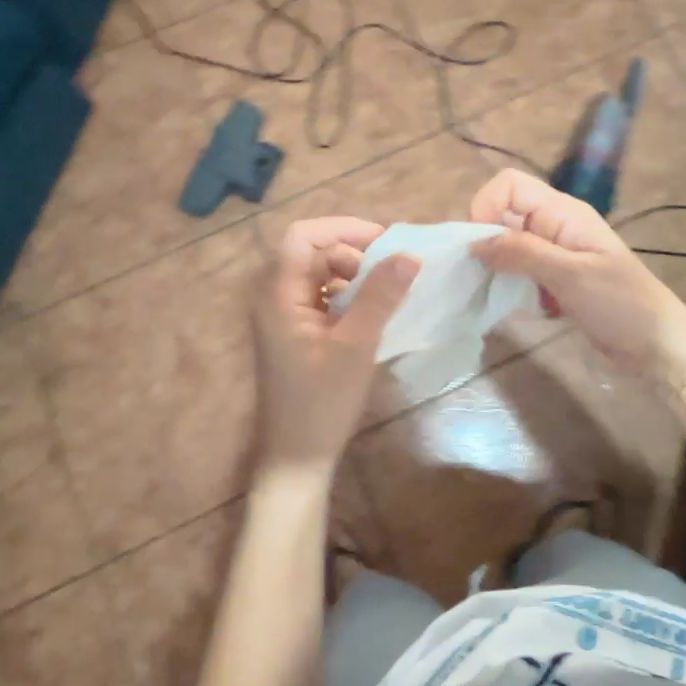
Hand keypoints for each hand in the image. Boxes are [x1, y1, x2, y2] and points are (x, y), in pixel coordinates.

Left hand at [252, 217, 420, 476]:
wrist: (296, 457)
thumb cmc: (321, 402)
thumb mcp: (356, 346)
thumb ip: (380, 297)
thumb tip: (410, 254)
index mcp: (278, 295)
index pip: (303, 235)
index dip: (343, 229)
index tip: (384, 242)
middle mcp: (274, 297)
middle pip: (312, 251)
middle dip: (353, 253)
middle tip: (392, 271)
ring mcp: (283, 316)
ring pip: (319, 273)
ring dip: (353, 274)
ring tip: (386, 293)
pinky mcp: (295, 332)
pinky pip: (321, 296)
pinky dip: (348, 295)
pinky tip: (372, 313)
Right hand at [469, 169, 685, 373]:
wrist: (659, 347)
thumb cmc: (621, 304)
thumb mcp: (570, 276)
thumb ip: (522, 253)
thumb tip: (474, 242)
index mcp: (563, 212)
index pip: (509, 185)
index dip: (486, 207)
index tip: (480, 248)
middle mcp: (556, 225)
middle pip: (504, 214)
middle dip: (487, 241)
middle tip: (483, 277)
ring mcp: (557, 253)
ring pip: (510, 245)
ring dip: (498, 267)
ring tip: (499, 295)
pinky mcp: (557, 280)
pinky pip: (521, 271)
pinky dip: (513, 285)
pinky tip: (520, 307)